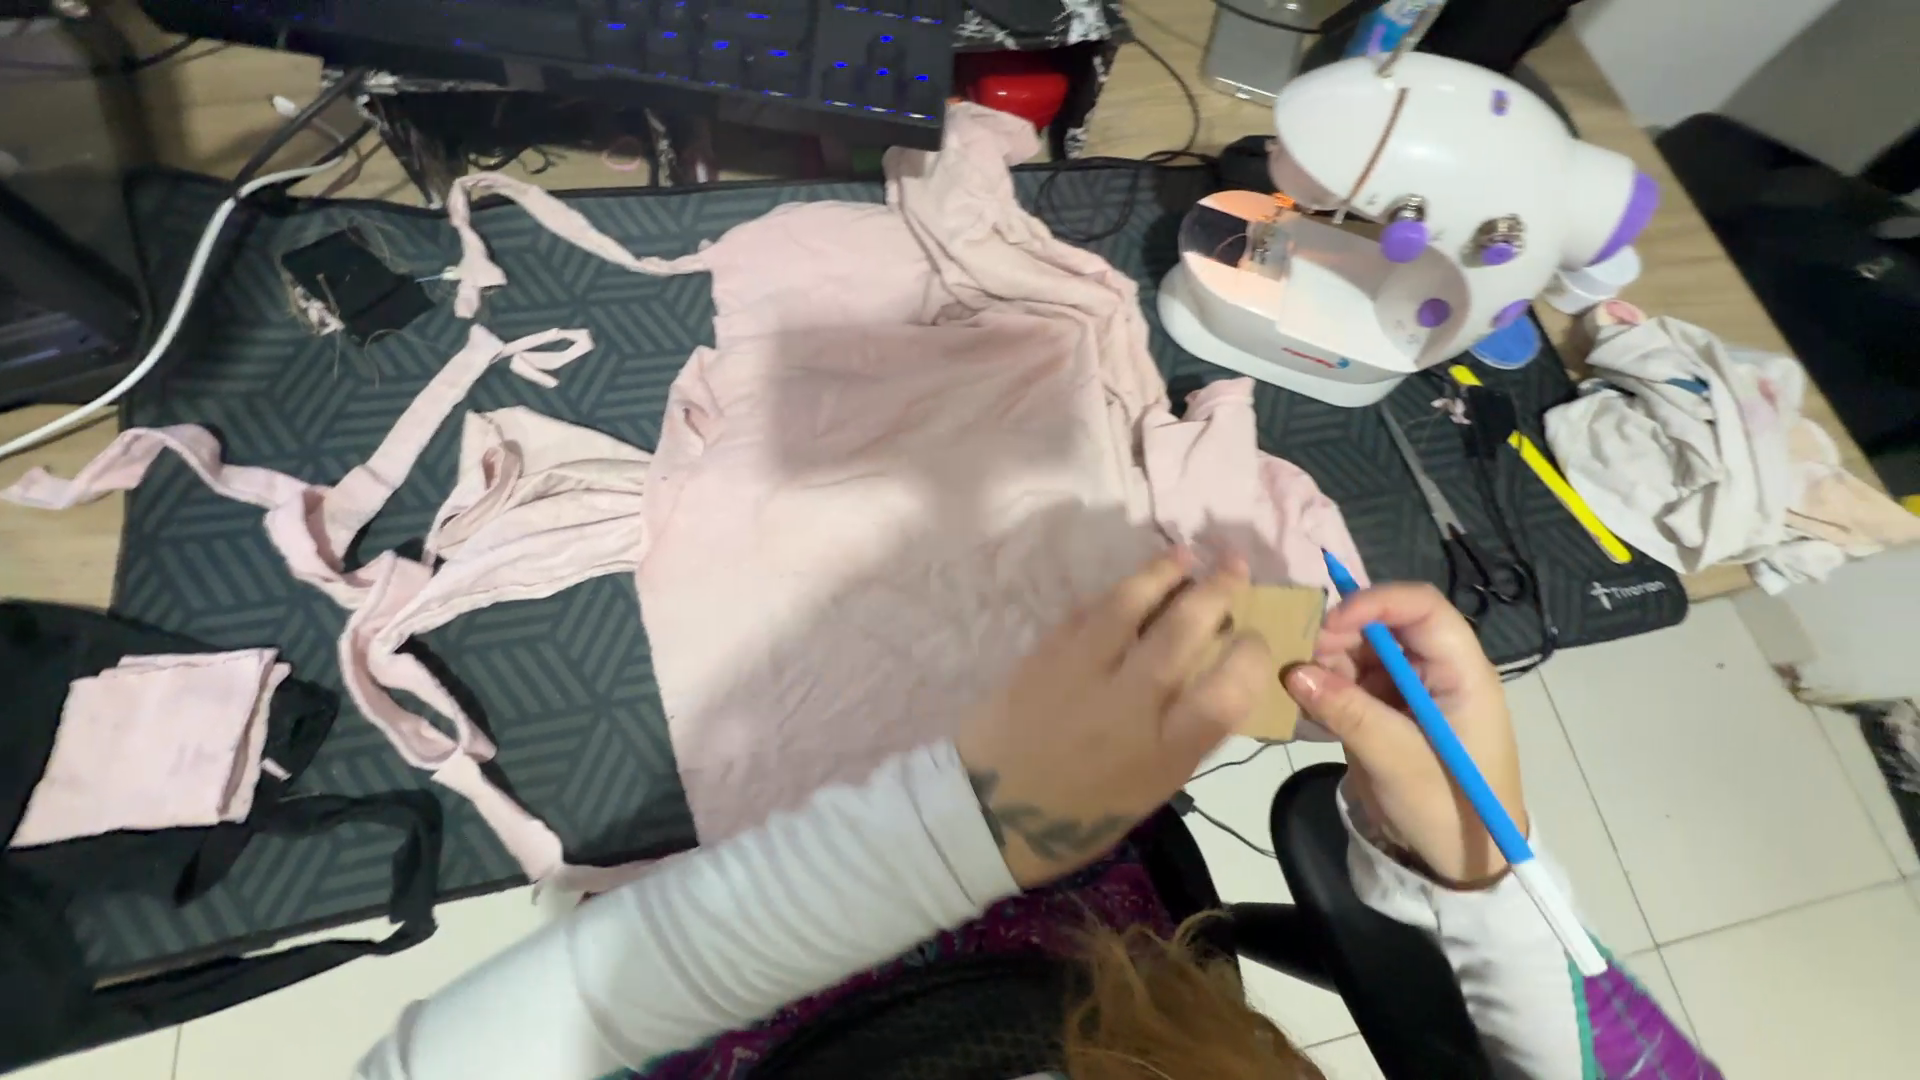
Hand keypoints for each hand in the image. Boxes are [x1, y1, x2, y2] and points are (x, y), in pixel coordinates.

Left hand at [955, 553, 1273, 888]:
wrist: (990, 812)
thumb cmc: (1079, 814)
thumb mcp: (1150, 789)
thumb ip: (1184, 734)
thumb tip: (1211, 676)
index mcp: (1163, 753)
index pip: (1227, 691)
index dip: (1250, 655)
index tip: (1253, 635)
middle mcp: (1127, 705)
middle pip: (1182, 632)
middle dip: (1216, 592)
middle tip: (1232, 567)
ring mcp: (1080, 672)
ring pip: (1128, 605)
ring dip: (1161, 573)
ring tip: (1183, 555)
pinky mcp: (1043, 654)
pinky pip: (1085, 611)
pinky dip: (1113, 593)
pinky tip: (1129, 586)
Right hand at [1282, 583, 1525, 886]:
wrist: (1460, 862)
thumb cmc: (1450, 806)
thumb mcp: (1398, 761)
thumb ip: (1348, 712)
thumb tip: (1293, 671)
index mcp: (1461, 672)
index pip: (1422, 607)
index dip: (1375, 602)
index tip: (1329, 624)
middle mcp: (1434, 669)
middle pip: (1383, 624)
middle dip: (1338, 634)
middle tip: (1301, 661)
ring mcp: (1407, 688)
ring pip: (1358, 649)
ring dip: (1325, 661)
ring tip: (1301, 690)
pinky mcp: (1384, 708)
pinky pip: (1347, 678)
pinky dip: (1323, 685)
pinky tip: (1308, 708)